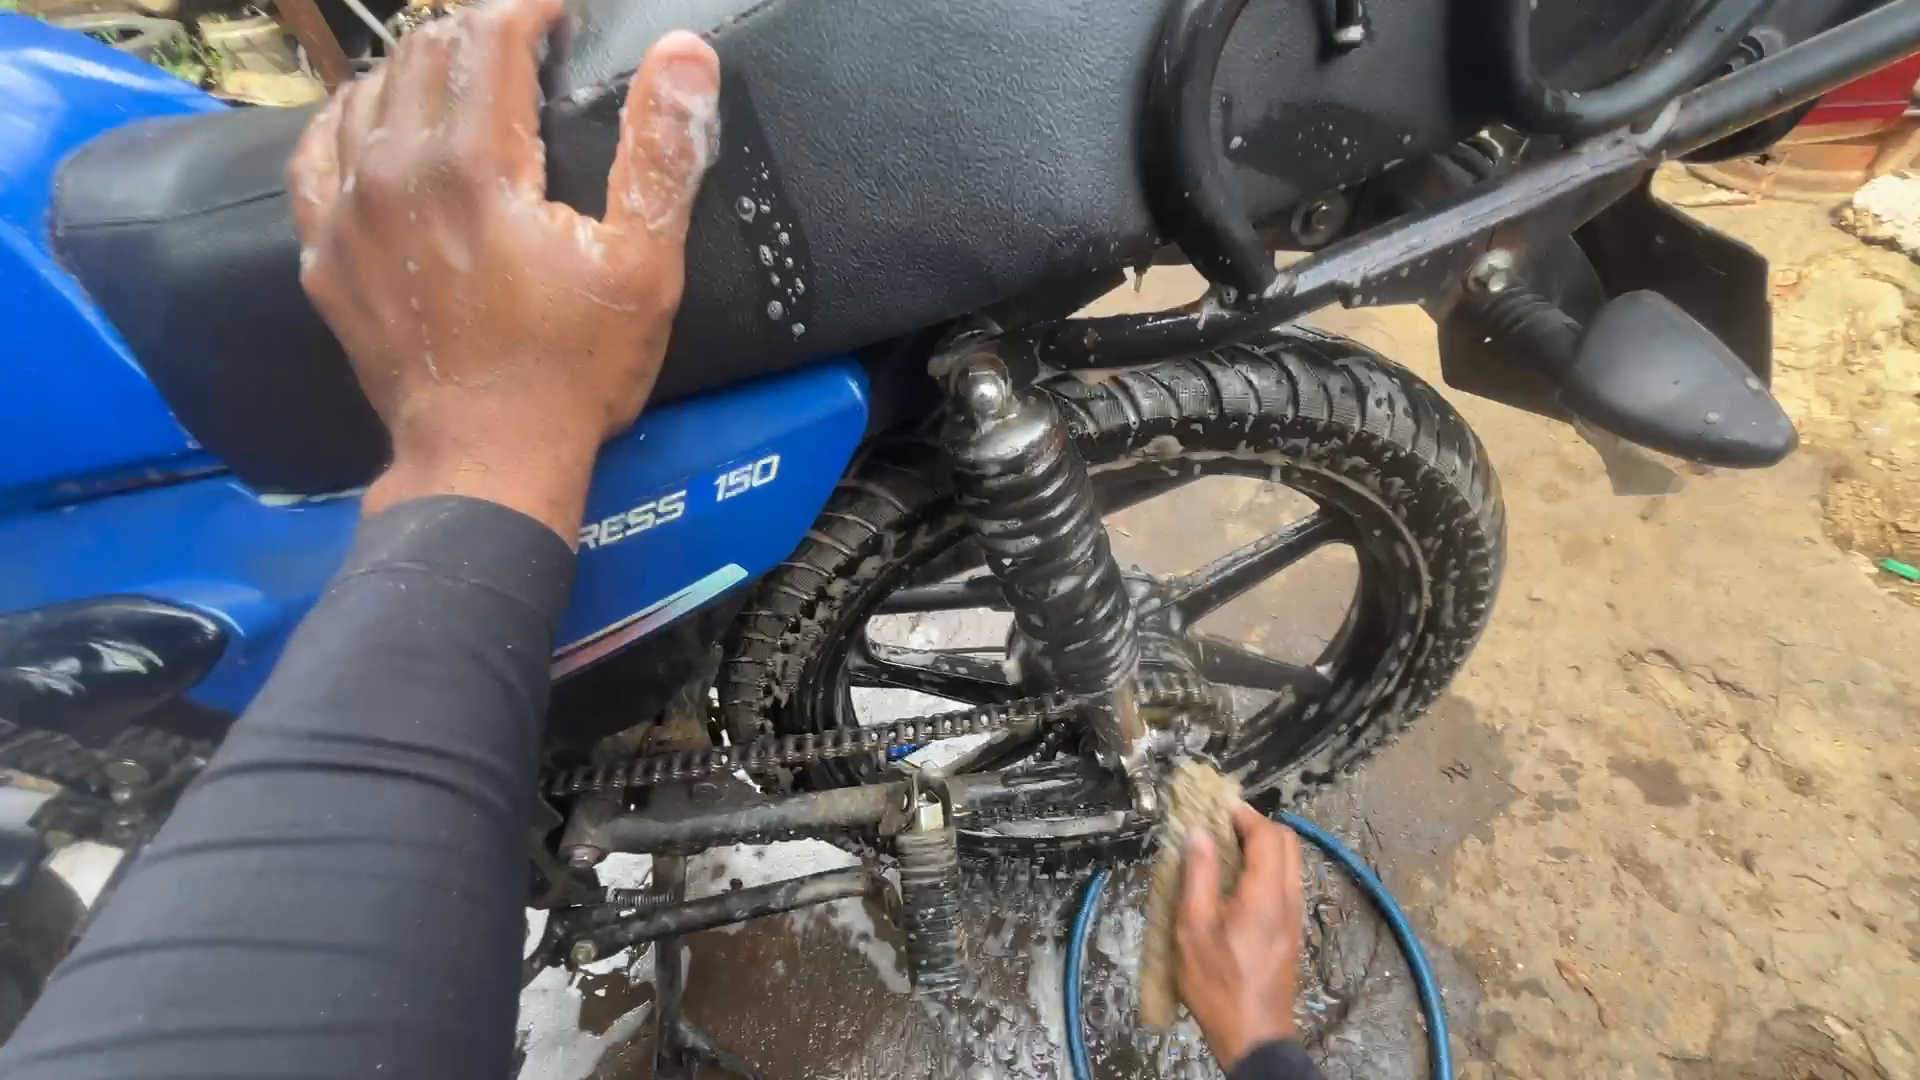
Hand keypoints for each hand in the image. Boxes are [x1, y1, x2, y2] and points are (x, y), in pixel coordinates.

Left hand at [288, 0, 720, 542]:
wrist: (490, 455)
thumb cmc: (577, 370)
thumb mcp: (644, 271)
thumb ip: (662, 161)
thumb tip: (686, 58)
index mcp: (477, 163)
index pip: (489, 37)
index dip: (528, 8)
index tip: (558, 12)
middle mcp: (395, 168)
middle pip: (423, 55)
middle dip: (475, 34)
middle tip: (519, 48)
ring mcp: (346, 211)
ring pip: (365, 95)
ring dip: (417, 72)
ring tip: (459, 82)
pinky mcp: (324, 255)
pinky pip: (315, 153)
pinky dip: (350, 122)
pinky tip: (376, 129)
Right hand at [1177, 802, 1306, 1070]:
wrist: (1253, 1038)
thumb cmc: (1217, 983)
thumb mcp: (1193, 927)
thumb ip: (1199, 875)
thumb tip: (1199, 833)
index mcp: (1265, 896)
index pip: (1268, 836)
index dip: (1244, 814)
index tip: (1216, 807)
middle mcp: (1289, 901)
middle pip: (1288, 843)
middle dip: (1256, 824)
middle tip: (1222, 824)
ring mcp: (1294, 917)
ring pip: (1291, 862)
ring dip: (1262, 845)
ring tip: (1225, 848)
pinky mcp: (1291, 932)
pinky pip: (1286, 882)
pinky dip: (1265, 866)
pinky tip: (1235, 880)